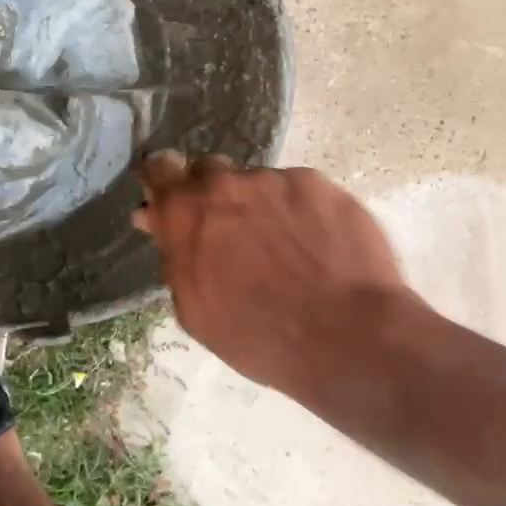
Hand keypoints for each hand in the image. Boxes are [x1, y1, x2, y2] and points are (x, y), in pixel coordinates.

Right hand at [132, 152, 416, 397]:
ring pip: (257, 183)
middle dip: (213, 195)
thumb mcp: (194, 310)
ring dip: (260, 206)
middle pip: (208, 171)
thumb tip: (155, 221)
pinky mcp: (319, 185)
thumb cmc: (259, 336)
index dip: (163, 181)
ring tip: (287, 249)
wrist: (350, 338)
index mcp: (183, 211)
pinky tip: (319, 246)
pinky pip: (298, 191)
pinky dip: (301, 211)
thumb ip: (172, 256)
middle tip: (232, 233)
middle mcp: (223, 183)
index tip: (172, 199)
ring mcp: (273, 180)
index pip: (157, 168)